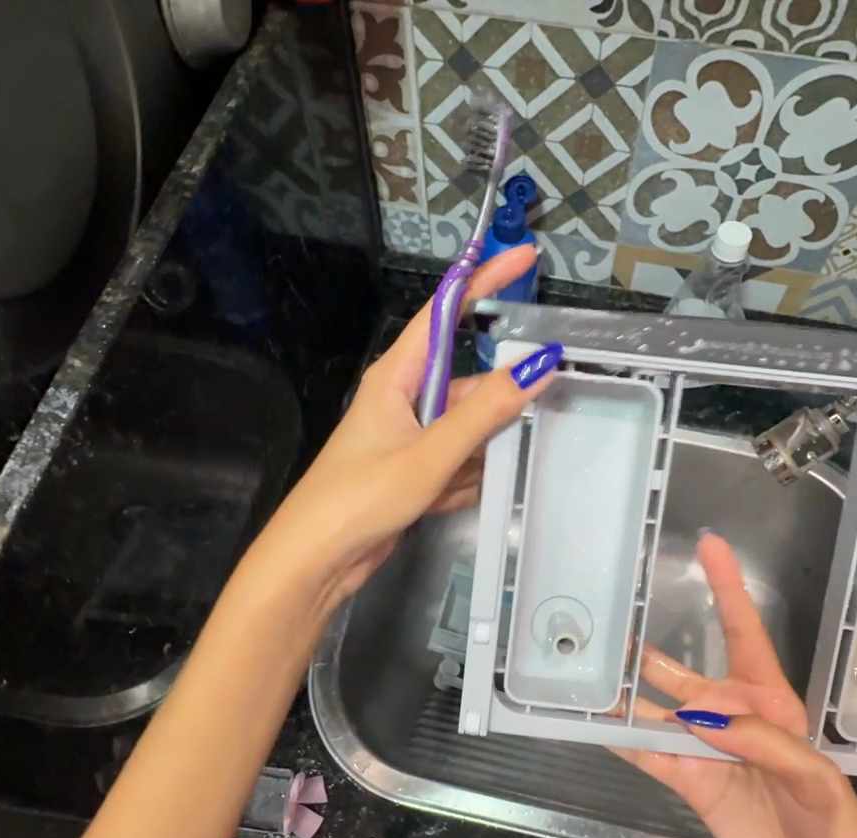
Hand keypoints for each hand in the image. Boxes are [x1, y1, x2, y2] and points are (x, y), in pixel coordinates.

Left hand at [237, 246, 552, 618]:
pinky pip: (458, 463)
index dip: (483, 281)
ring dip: (482, 449)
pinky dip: (466, 480)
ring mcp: (409, 439)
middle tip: (537, 404)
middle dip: (496, 397)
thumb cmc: (361, 498)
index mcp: (396, 376)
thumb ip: (486, 411)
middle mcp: (403, 400)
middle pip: (466, 381)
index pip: (445, 313)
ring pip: (467, 428)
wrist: (317, 561)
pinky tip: (461, 498)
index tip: (523, 257)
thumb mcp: (430, 452)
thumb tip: (539, 364)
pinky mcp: (414, 473)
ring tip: (488, 469)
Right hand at [616, 533, 856, 837]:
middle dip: (648, 650)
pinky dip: (620, 740)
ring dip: (623, 695)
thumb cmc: (833, 824)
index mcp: (770, 701)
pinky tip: (591, 723)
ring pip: (655, 712)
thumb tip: (700, 717)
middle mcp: (730, 715)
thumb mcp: (813, 779)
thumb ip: (763, 742)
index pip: (744, 633)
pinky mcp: (688, 780)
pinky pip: (648, 753)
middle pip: (684, 673)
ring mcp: (704, 748)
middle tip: (608, 623)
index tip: (710, 545)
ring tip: (585, 675)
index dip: (728, 588)